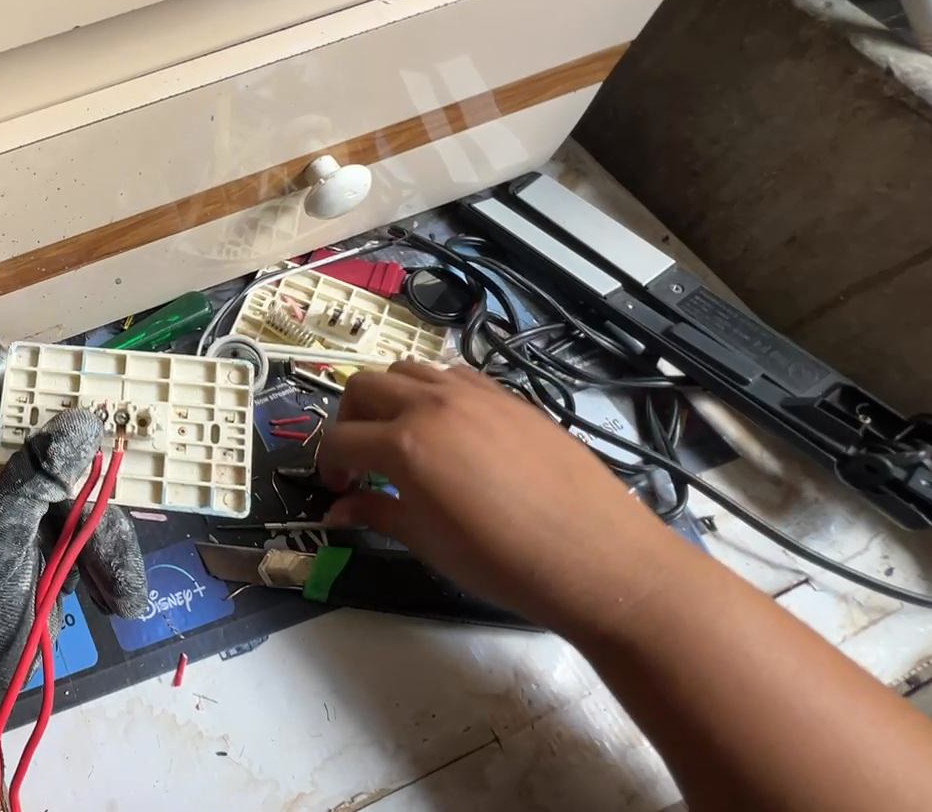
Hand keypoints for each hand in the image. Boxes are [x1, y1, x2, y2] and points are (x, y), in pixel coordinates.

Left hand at [0, 408, 146, 807]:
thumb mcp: (4, 530)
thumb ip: (39, 476)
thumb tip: (82, 422)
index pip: (43, 443)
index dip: (80, 444)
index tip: (114, 451)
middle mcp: (17, 495)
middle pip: (78, 487)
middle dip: (103, 531)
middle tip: (121, 572)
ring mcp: (38, 527)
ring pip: (92, 521)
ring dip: (113, 559)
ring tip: (125, 599)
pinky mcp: (57, 558)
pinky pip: (94, 550)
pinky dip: (111, 574)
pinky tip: (120, 600)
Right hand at [316, 360, 691, 639]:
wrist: (603, 562)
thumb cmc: (504, 563)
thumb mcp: (427, 543)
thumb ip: (376, 515)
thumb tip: (338, 510)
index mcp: (403, 444)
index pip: (339, 439)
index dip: (329, 465)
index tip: (338, 488)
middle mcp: (431, 405)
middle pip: (363, 388)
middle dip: (349, 420)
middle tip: (361, 457)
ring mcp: (473, 394)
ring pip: (406, 369)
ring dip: (388, 396)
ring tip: (400, 433)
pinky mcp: (508, 397)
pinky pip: (453, 374)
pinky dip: (433, 390)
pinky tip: (448, 426)